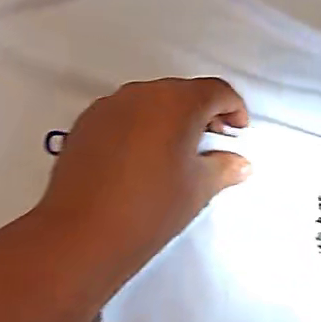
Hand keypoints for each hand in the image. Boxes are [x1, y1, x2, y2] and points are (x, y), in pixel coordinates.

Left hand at [33, 77, 250, 261]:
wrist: (83, 231)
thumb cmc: (142, 209)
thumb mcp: (197, 189)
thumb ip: (222, 168)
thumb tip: (234, 163)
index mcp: (175, 102)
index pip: (214, 90)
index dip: (232, 107)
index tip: (236, 127)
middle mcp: (139, 96)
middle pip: (179, 92)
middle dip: (199, 112)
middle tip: (212, 140)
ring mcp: (107, 107)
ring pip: (147, 101)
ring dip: (165, 118)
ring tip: (176, 152)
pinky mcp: (84, 124)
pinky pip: (119, 115)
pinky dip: (135, 126)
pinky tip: (141, 157)